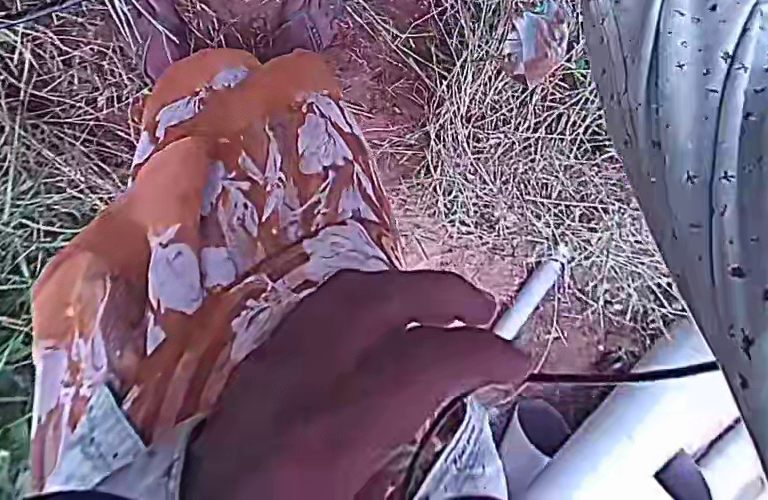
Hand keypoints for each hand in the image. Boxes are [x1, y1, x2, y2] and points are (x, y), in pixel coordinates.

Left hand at [183, 269, 530, 499]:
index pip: (417, 363)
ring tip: (437, 305)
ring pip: (341, 291)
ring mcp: (270, 362)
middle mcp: (296, 380)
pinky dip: (358, 298)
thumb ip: (419, 492)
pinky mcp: (255, 361)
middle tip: (483, 310)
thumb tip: (484, 485)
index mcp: (329, 435)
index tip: (513, 358)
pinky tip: (378, 317)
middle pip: (377, 302)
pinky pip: (314, 306)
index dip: (477, 352)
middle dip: (440, 294)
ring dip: (398, 287)